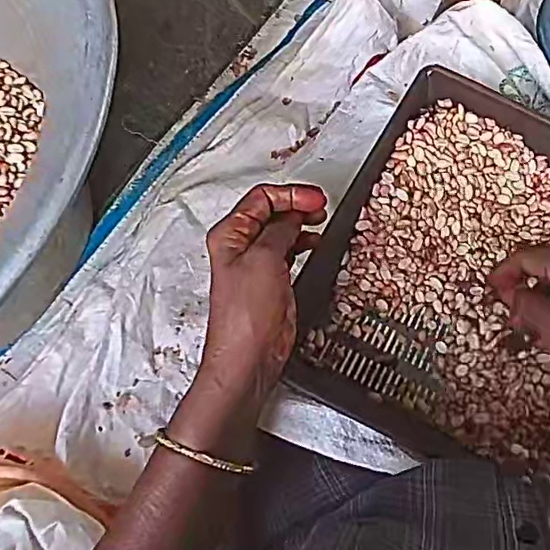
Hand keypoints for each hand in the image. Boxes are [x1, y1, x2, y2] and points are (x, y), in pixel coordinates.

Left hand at [189, 184, 327, 409]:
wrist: (249, 355)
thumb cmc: (246, 316)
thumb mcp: (265, 259)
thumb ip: (280, 231)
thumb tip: (294, 215)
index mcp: (230, 235)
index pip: (261, 199)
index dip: (291, 194)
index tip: (315, 199)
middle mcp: (240, 247)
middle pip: (271, 211)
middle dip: (297, 205)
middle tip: (320, 207)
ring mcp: (256, 264)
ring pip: (281, 231)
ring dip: (301, 223)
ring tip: (320, 222)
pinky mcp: (272, 280)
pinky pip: (289, 251)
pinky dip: (303, 243)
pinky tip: (315, 244)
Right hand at [487, 247, 549, 384]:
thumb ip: (529, 307)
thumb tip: (510, 294)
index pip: (530, 256)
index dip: (506, 271)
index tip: (492, 288)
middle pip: (542, 263)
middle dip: (520, 283)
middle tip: (507, 307)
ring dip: (535, 295)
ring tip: (525, 322)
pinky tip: (545, 324)